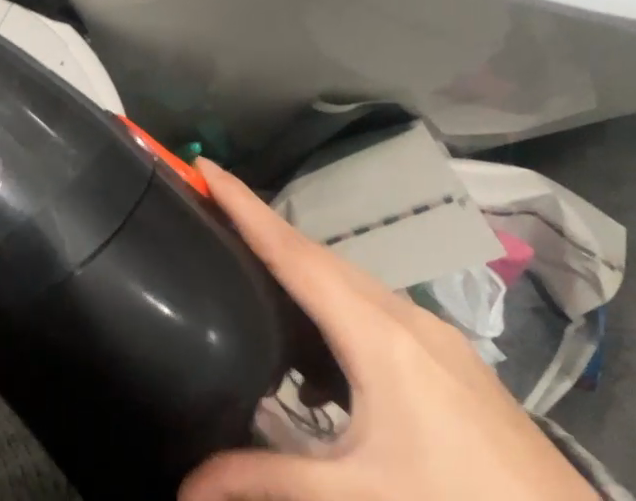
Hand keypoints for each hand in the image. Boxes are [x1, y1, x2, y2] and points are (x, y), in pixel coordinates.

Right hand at [181, 159, 596, 500]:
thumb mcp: (356, 495)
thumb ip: (265, 478)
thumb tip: (183, 486)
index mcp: (378, 336)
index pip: (295, 254)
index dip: (245, 207)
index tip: (204, 167)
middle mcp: (407, 320)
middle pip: (320, 256)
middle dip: (262, 224)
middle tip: (208, 206)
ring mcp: (437, 338)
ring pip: (351, 280)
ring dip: (297, 260)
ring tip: (249, 257)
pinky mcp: (453, 361)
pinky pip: (374, 304)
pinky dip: (330, 294)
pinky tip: (316, 332)